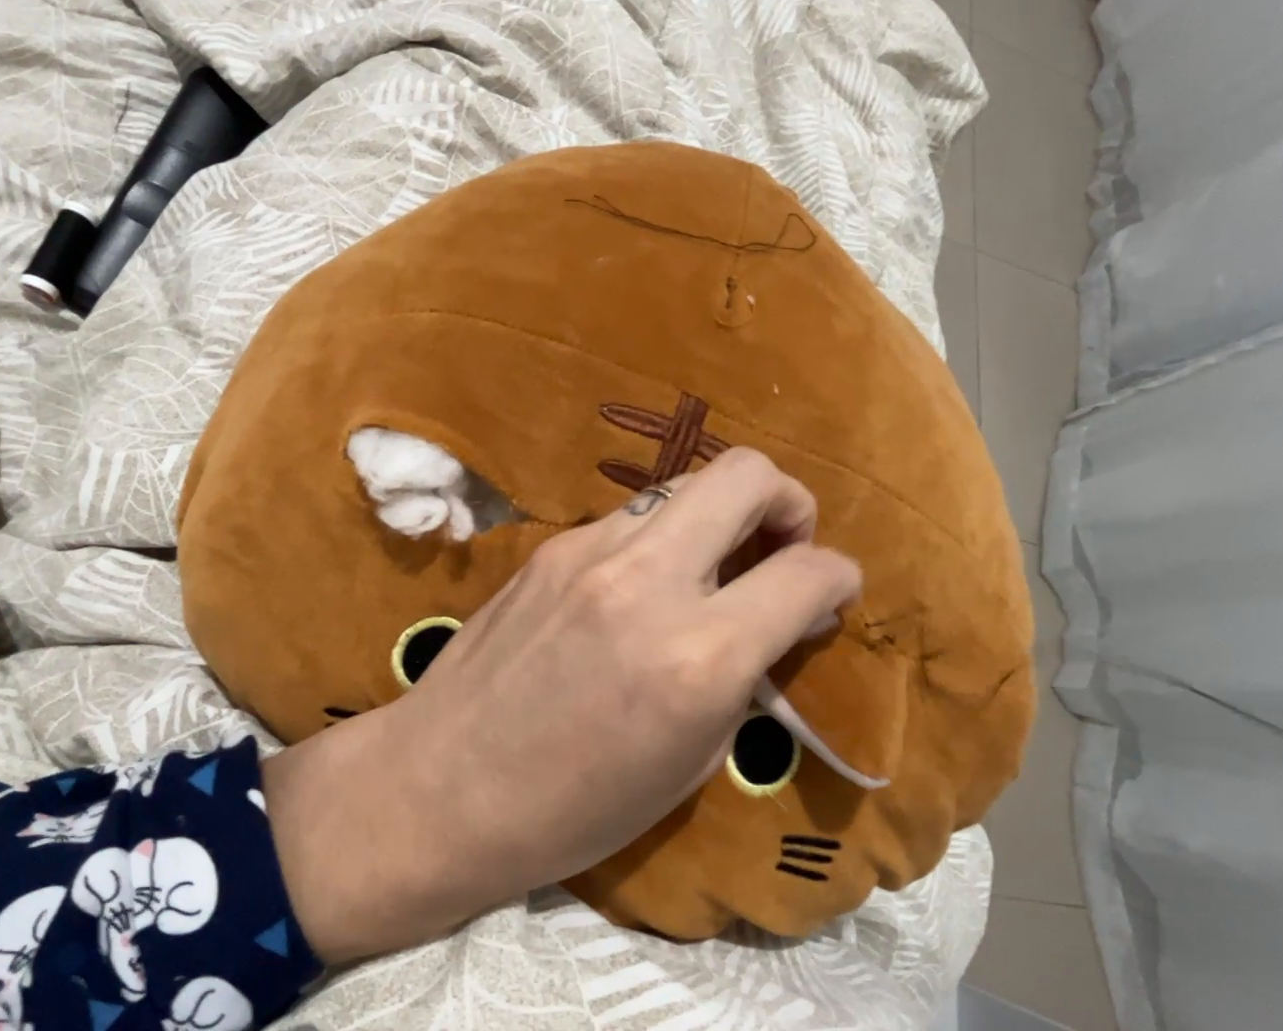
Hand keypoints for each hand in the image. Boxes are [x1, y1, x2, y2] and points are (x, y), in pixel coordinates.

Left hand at [263, 448, 862, 962]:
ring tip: (712, 567)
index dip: (839, 578)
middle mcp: (647, 581)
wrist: (443, 788)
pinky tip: (642, 587)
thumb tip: (777, 622)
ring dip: (718, 515)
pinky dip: (660, 538)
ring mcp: (589, 551)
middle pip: (747, 473)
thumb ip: (743, 675)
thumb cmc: (575, 808)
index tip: (832, 596)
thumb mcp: (691, 761)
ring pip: (684, 484)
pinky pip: (629, 518)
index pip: (808, 572)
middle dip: (788, 502)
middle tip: (783, 547)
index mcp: (698, 656)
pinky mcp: (550, 547)